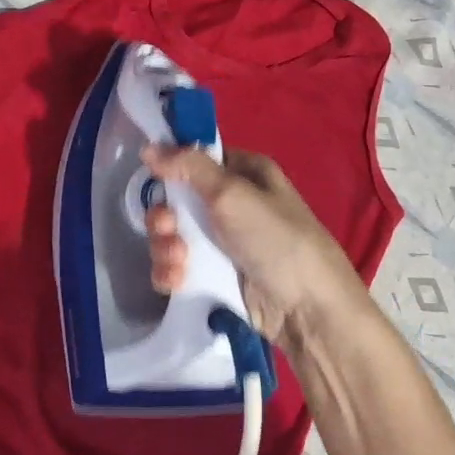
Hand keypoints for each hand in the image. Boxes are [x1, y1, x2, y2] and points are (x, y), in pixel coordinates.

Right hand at [143, 145, 369, 343]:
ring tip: (179, 263)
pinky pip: (175, 266)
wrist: (305, 307)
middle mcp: (230, 204)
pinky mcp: (211, 275)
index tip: (155, 180)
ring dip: (165, 248)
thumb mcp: (232, 193)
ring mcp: (220, 242)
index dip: (171, 169)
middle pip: (175, 201)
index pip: (195, 160)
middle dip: (164, 217)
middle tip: (170, 228)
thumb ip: (188, 166)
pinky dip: (170, 272)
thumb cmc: (275, 239)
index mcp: (243, 174)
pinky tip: (177, 281)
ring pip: (171, 236)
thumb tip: (149, 147)